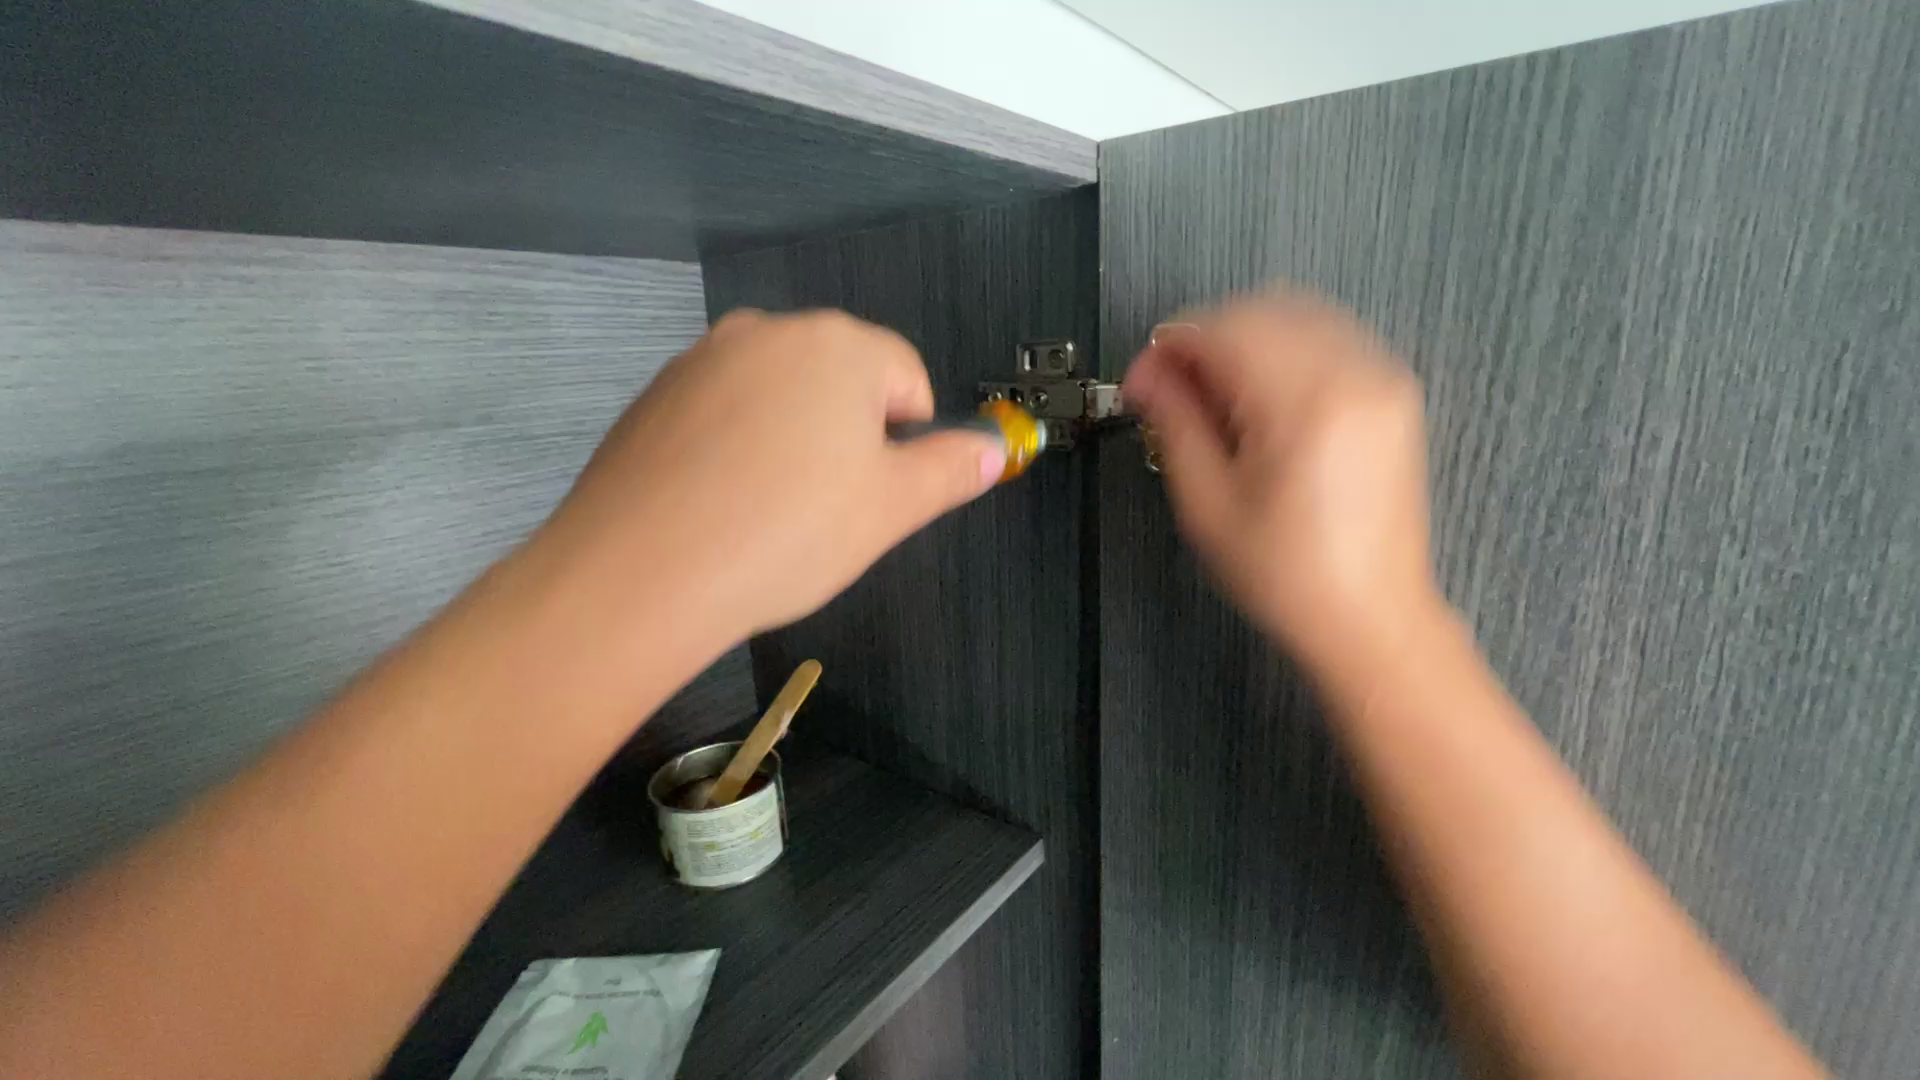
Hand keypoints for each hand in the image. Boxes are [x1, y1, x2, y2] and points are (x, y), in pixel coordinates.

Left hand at [531, 308, 1004, 646]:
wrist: (641, 574)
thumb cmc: (787, 534)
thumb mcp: (891, 508)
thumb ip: (951, 469)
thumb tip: (994, 450)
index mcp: (838, 346)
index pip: (906, 377)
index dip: (907, 439)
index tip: (880, 493)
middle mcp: (769, 331)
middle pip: (840, 380)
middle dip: (850, 435)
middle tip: (829, 507)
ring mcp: (705, 357)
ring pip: (781, 396)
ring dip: (795, 440)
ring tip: (772, 511)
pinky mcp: (658, 393)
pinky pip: (726, 411)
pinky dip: (739, 446)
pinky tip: (724, 502)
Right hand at [1121, 294, 1441, 672]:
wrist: (1369, 616)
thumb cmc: (1292, 577)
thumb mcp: (1208, 504)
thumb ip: (1176, 423)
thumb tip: (1149, 377)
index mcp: (1306, 403)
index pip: (1223, 329)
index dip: (1168, 348)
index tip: (1140, 380)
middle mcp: (1354, 376)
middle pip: (1258, 311)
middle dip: (1201, 341)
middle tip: (1165, 388)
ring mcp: (1381, 380)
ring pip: (1292, 316)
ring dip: (1238, 342)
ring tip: (1208, 399)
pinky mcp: (1389, 394)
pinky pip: (1324, 339)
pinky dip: (1278, 352)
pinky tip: (1253, 399)